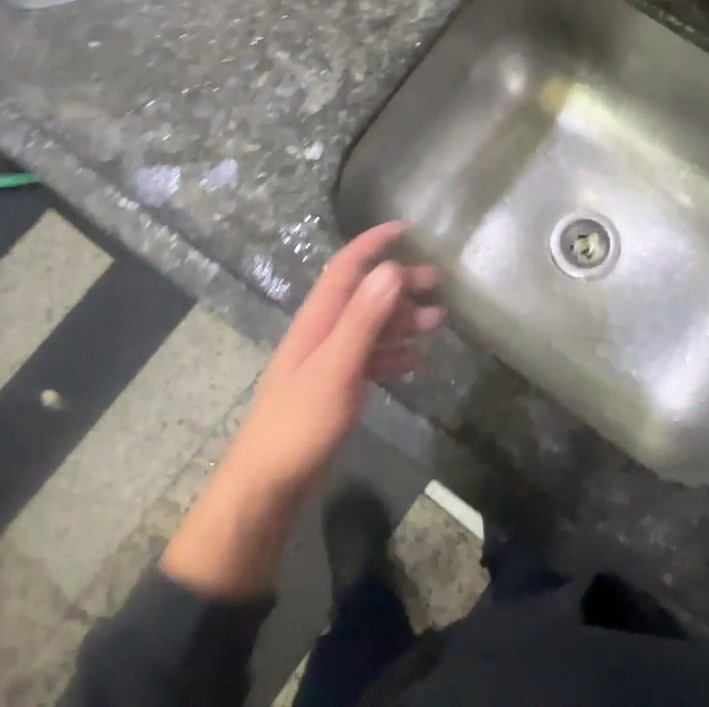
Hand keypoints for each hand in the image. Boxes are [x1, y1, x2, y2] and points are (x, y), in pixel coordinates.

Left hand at [160, 221, 441, 597]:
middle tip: (438, 283)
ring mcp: (328, 360)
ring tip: (438, 322)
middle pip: (363, 294)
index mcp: (317, 319)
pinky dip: (392, 354)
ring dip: (402, 320)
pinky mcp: (335, 387)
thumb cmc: (300, 421)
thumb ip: (363, 319)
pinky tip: (414, 361)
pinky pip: (369, 358)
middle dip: (399, 283)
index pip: (346, 267)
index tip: (407, 228)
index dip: (373, 243)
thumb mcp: (336, 367)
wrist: (269, 481)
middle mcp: (322, 332)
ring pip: (370, 326)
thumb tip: (390, 270)